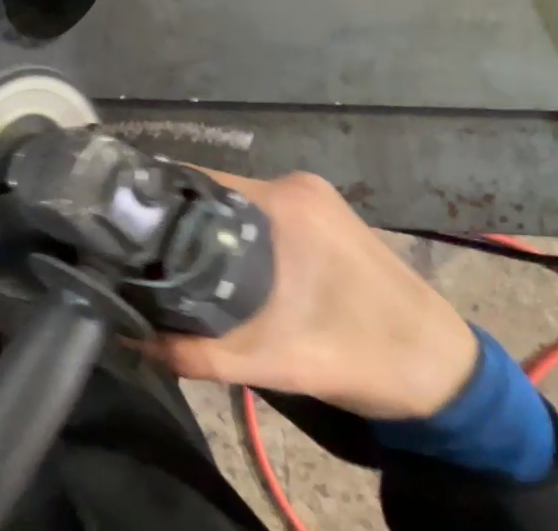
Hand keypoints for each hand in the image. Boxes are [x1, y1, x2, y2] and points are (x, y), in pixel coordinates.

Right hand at [148, 170, 480, 420]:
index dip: (144, 202)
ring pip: (227, 203)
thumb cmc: (359, 356)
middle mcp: (291, 186)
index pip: (186, 181)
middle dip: (167, 219)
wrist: (447, 377)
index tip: (110, 226)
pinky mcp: (321, 216)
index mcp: (281, 202)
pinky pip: (252, 214)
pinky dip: (228, 233)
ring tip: (161, 258)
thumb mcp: (268, 360)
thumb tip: (122, 333)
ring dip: (198, 228)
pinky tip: (210, 262)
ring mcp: (309, 199)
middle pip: (203, 190)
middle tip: (130, 250)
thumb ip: (190, 350)